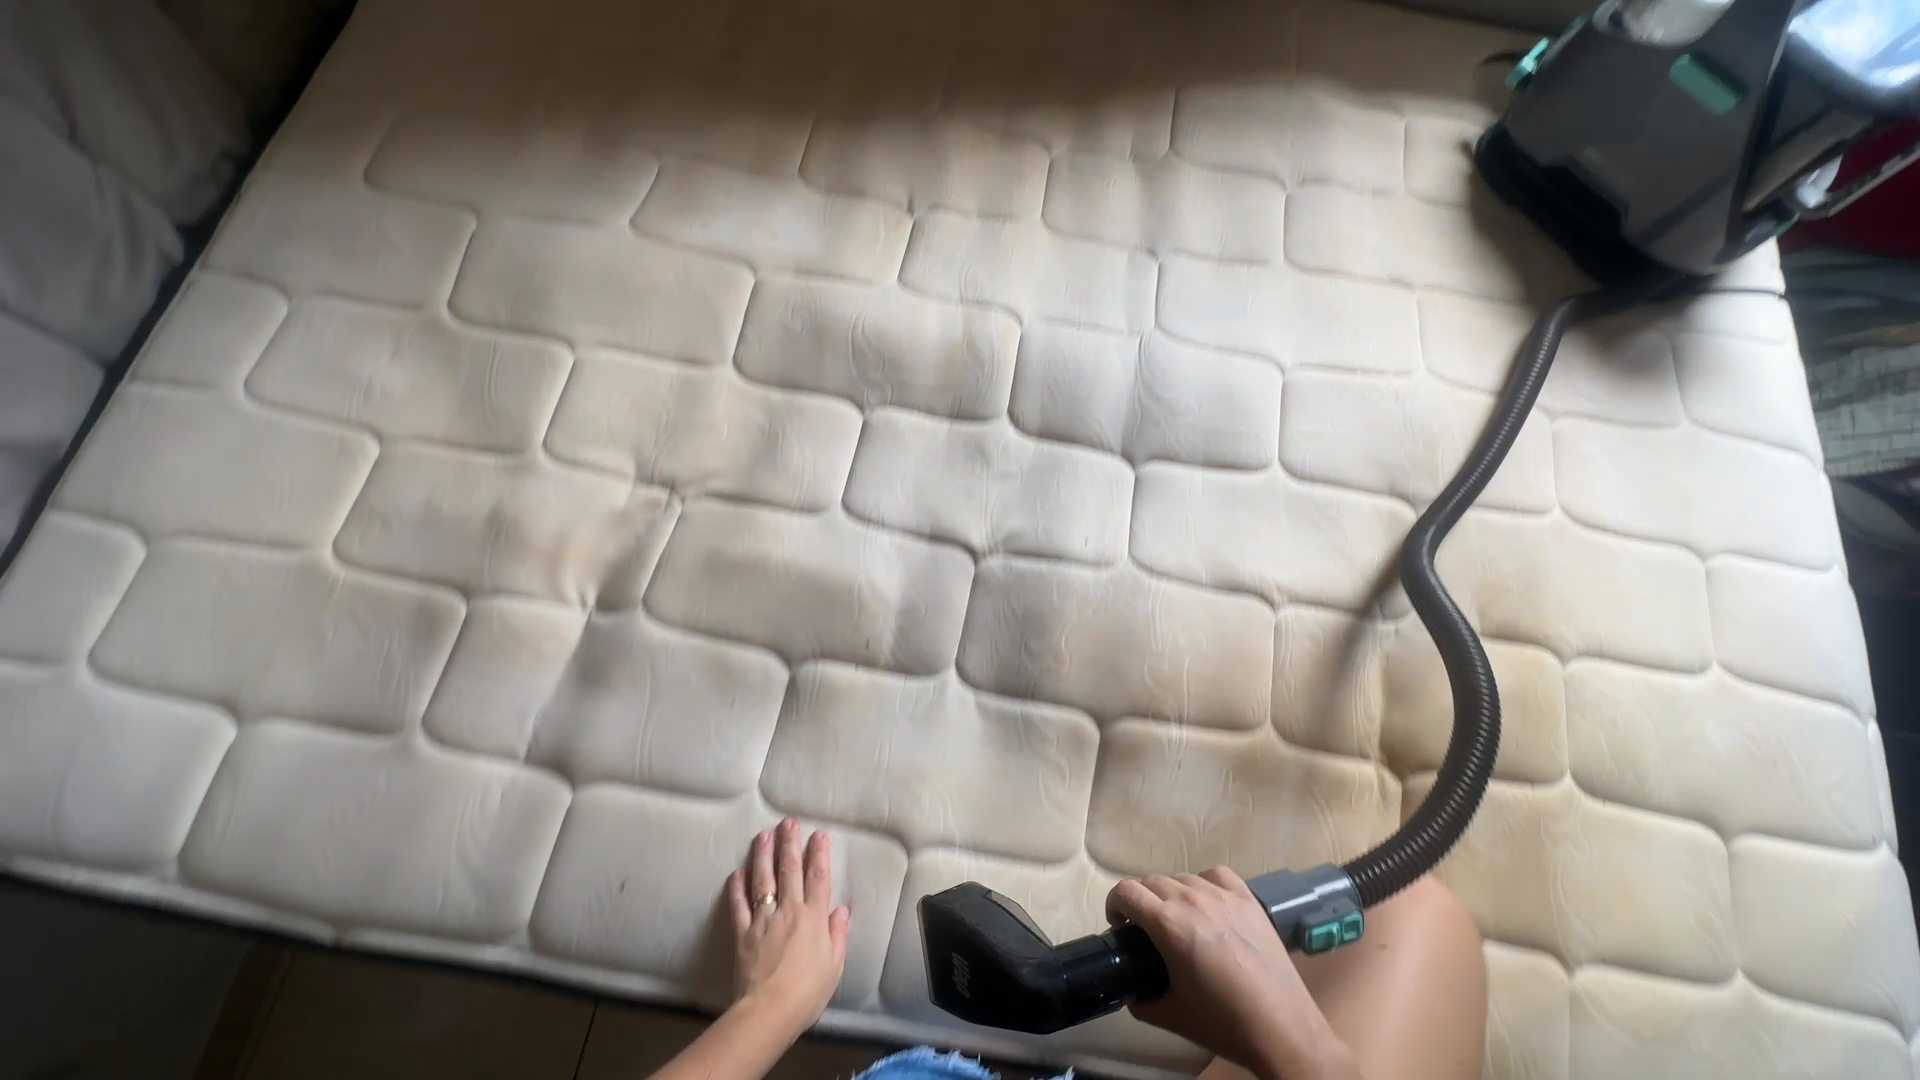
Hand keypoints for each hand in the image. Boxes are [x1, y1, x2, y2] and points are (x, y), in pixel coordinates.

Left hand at [726, 818, 849, 1033]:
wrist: (768, 1012)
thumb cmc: (807, 992)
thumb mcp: (834, 965)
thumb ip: (838, 935)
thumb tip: (841, 910)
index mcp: (813, 917)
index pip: (818, 877)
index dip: (819, 853)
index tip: (818, 834)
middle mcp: (788, 910)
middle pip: (789, 870)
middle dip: (789, 844)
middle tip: (788, 822)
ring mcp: (763, 920)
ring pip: (763, 880)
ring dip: (763, 855)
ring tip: (763, 835)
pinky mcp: (742, 934)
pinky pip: (738, 905)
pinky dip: (737, 888)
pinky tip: (737, 872)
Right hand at [1106, 868, 1358, 1079]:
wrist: (1282, 1029)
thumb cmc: (1223, 1023)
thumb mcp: (1170, 1016)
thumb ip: (1141, 999)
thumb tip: (1131, 991)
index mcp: (1168, 923)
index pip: (1126, 891)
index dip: (1114, 905)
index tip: (1119, 925)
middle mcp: (1192, 899)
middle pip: (1151, 882)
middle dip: (1141, 902)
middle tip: (1147, 930)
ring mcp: (1223, 895)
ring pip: (1181, 878)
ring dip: (1171, 894)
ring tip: (1179, 920)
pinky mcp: (1248, 899)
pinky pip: (1215, 875)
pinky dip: (1204, 884)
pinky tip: (1208, 904)